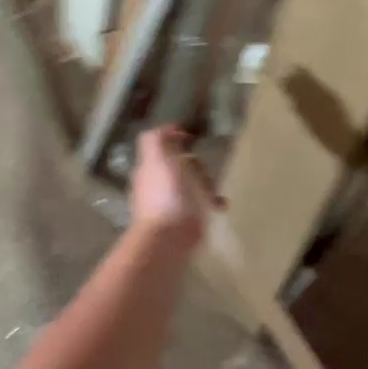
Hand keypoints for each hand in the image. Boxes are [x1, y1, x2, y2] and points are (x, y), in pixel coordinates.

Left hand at [129, 126, 221, 248]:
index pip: (159, 147)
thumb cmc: (166, 196)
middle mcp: (155, 185)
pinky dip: (210, 203)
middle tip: (206, 169)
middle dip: (194, 165)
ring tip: (215, 192)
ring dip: (205, 185)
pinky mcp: (183, 222)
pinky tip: (219, 206)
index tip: (191, 139)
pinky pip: (198, 206)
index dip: (173, 139)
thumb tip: (166, 129)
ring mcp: (168, 205)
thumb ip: (157, 140)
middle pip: (176, 166)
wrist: (168, 239)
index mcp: (149, 168)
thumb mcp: (158, 158)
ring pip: (189, 185)